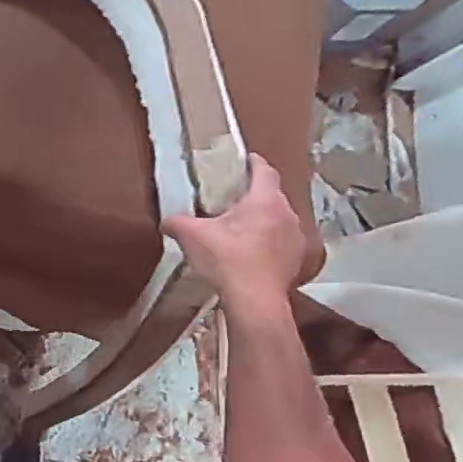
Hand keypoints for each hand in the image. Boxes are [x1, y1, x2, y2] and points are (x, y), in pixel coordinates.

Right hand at [161, 154, 306, 312]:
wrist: (254, 300)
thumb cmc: (228, 261)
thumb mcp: (193, 237)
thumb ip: (177, 223)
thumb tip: (167, 221)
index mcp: (264, 200)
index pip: (264, 170)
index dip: (253, 163)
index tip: (245, 160)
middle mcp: (286, 214)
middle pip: (271, 195)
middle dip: (253, 196)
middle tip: (232, 201)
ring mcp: (294, 238)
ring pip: (278, 220)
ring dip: (262, 221)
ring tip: (240, 231)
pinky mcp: (295, 260)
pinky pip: (281, 243)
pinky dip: (268, 244)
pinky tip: (250, 255)